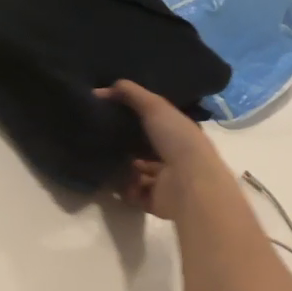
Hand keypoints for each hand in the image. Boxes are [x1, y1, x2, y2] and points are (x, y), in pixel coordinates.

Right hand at [96, 80, 225, 220]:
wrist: (191, 183)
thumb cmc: (177, 139)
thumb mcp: (154, 106)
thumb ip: (130, 93)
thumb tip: (100, 89)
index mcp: (179, 133)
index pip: (154, 123)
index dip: (134, 117)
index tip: (110, 112)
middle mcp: (174, 156)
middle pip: (143, 147)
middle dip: (123, 143)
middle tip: (101, 136)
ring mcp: (166, 180)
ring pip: (136, 171)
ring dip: (122, 167)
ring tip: (103, 158)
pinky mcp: (155, 201)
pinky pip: (133, 192)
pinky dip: (123, 187)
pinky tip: (113, 178)